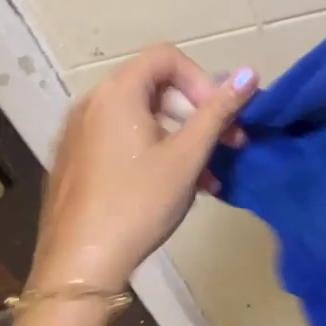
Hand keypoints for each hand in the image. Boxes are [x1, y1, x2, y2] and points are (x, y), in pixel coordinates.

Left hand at [28, 45, 255, 293]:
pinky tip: (176, 187)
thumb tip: (250, 73)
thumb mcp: (187, 155)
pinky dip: (154, 149)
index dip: (201, 79)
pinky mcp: (75, 162)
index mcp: (117, 93)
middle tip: (228, 143)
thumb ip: (218, 110)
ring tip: (208, 176)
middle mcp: (92, 104)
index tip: (219, 114)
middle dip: (197, 110)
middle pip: (156, 86)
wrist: (78, 269)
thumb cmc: (137, 203)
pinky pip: (122, 139)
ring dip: (181, 136)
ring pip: (142, 117)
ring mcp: (78, 134)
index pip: (166, 57)